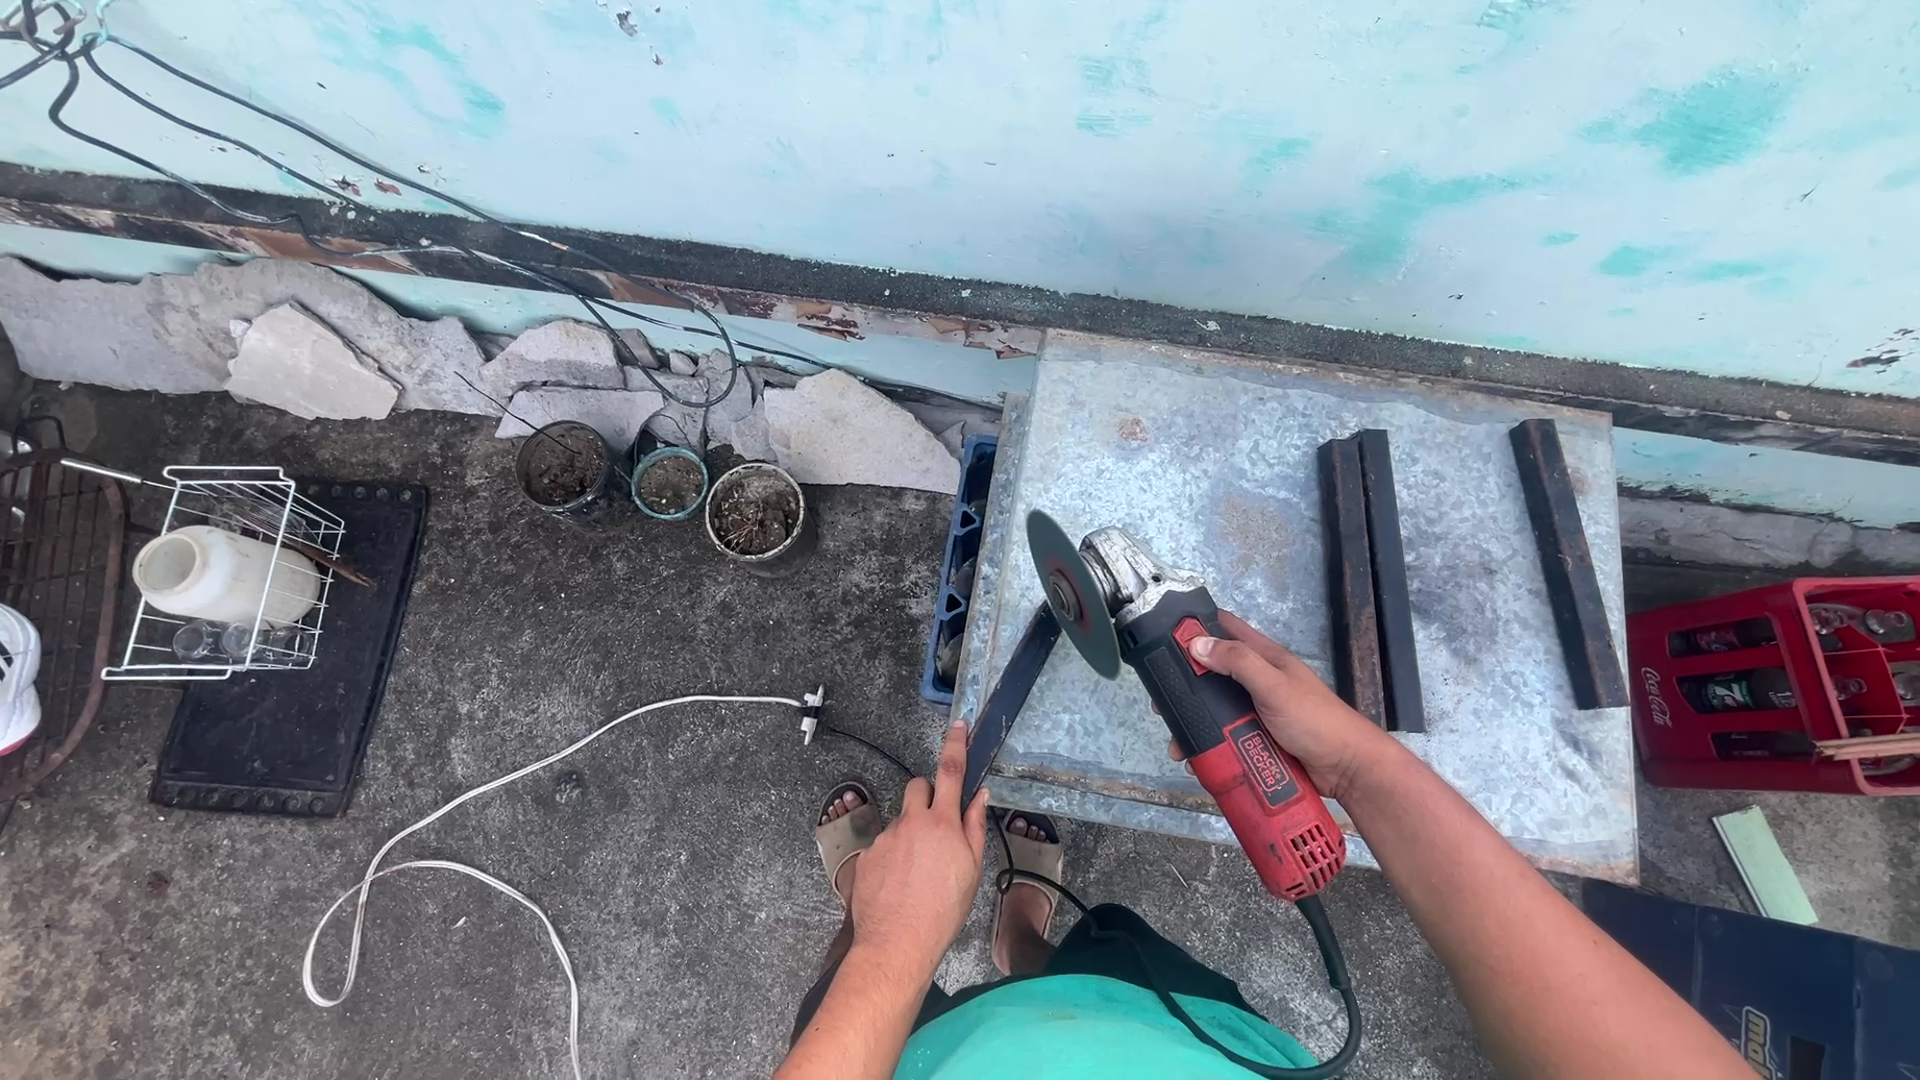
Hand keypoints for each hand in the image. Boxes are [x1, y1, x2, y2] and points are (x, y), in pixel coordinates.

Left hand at [847, 719, 989, 981]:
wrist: (896, 943)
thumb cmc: (943, 911)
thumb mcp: (971, 870)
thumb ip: (975, 826)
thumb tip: (980, 795)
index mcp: (942, 823)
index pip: (951, 772)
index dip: (955, 745)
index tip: (958, 726)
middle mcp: (911, 821)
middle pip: (918, 785)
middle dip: (927, 795)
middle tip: (936, 825)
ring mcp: (885, 836)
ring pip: (901, 819)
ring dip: (910, 832)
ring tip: (917, 871)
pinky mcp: (867, 854)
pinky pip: (883, 843)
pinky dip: (892, 855)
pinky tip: (898, 883)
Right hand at [1168, 610, 1395, 799]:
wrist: (1346, 769)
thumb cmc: (1315, 720)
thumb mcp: (1274, 686)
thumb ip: (1238, 662)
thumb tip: (1197, 644)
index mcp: (1264, 657)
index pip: (1226, 627)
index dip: (1197, 624)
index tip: (1165, 634)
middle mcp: (1256, 680)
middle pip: (1211, 673)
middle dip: (1185, 684)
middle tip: (1160, 701)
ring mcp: (1255, 710)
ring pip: (1214, 710)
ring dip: (1192, 722)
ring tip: (1175, 742)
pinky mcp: (1255, 737)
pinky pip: (1223, 737)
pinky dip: (1207, 745)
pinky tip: (1194, 758)